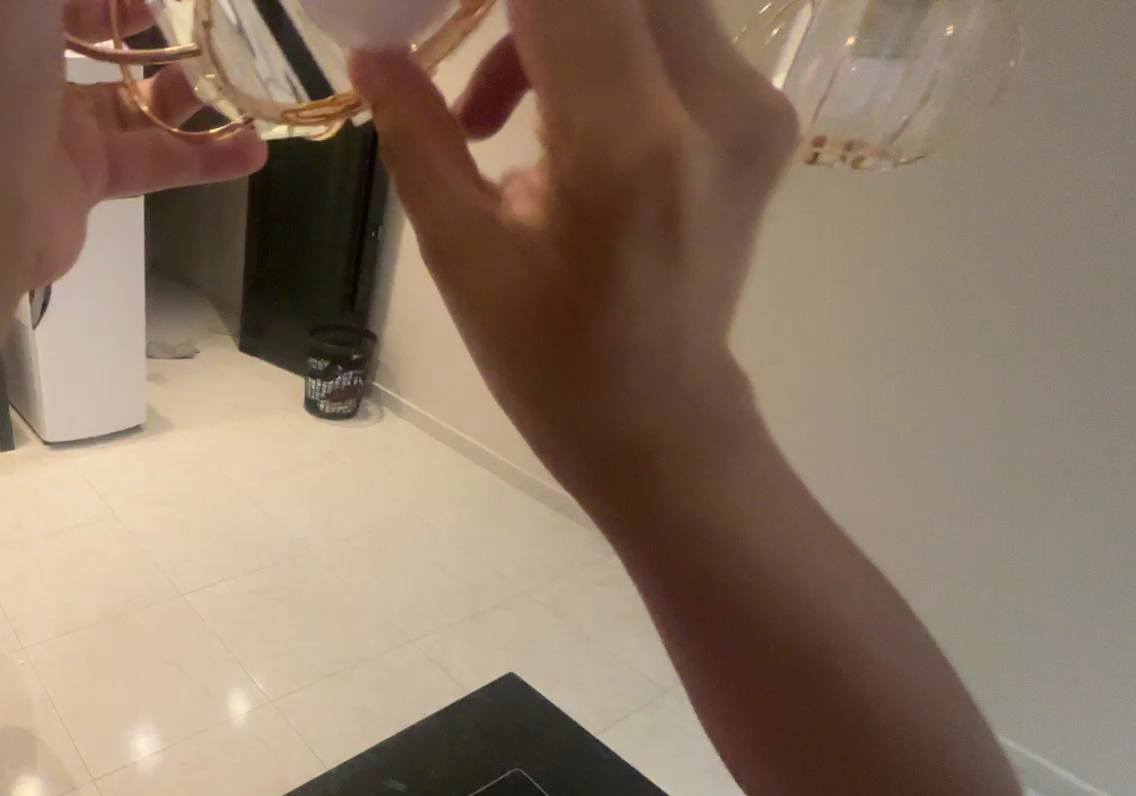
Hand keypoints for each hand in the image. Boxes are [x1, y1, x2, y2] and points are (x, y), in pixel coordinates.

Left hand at [0, 0, 265, 290]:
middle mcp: (13, 53)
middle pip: (89, 28)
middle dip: (143, 20)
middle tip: (200, 20)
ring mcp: (49, 121)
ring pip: (130, 99)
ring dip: (188, 90)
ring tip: (243, 81)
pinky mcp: (81, 179)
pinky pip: (151, 159)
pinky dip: (202, 157)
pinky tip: (252, 150)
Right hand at [348, 0, 796, 509]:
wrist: (652, 415)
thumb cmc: (542, 359)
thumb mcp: (461, 256)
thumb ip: (419, 139)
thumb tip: (373, 53)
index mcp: (623, 148)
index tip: (443, 11)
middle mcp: (711, 100)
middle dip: (520, 2)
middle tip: (456, 42)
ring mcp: (751, 101)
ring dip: (554, 20)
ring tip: (488, 112)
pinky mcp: (762, 112)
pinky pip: (671, 30)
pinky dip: (597, 48)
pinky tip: (554, 127)